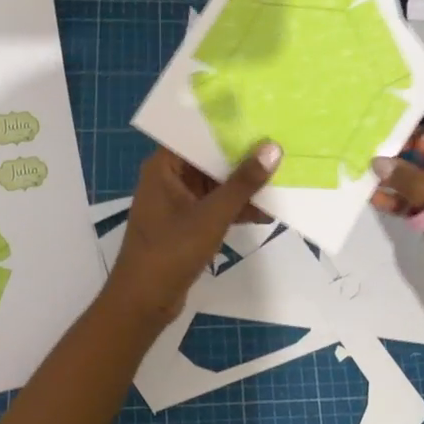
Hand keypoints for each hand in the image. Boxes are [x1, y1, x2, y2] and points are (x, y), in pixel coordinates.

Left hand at [103, 142, 282, 325]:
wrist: (143, 302)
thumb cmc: (171, 252)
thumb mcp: (212, 215)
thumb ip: (243, 183)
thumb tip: (272, 149)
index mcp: (163, 166)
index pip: (197, 134)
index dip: (228, 127)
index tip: (261, 121)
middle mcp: (167, 178)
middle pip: (209, 159)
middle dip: (242, 160)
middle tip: (280, 150)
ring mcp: (176, 202)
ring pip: (215, 184)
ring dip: (242, 188)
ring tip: (280, 185)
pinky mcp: (184, 224)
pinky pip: (214, 206)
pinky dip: (234, 209)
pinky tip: (264, 214)